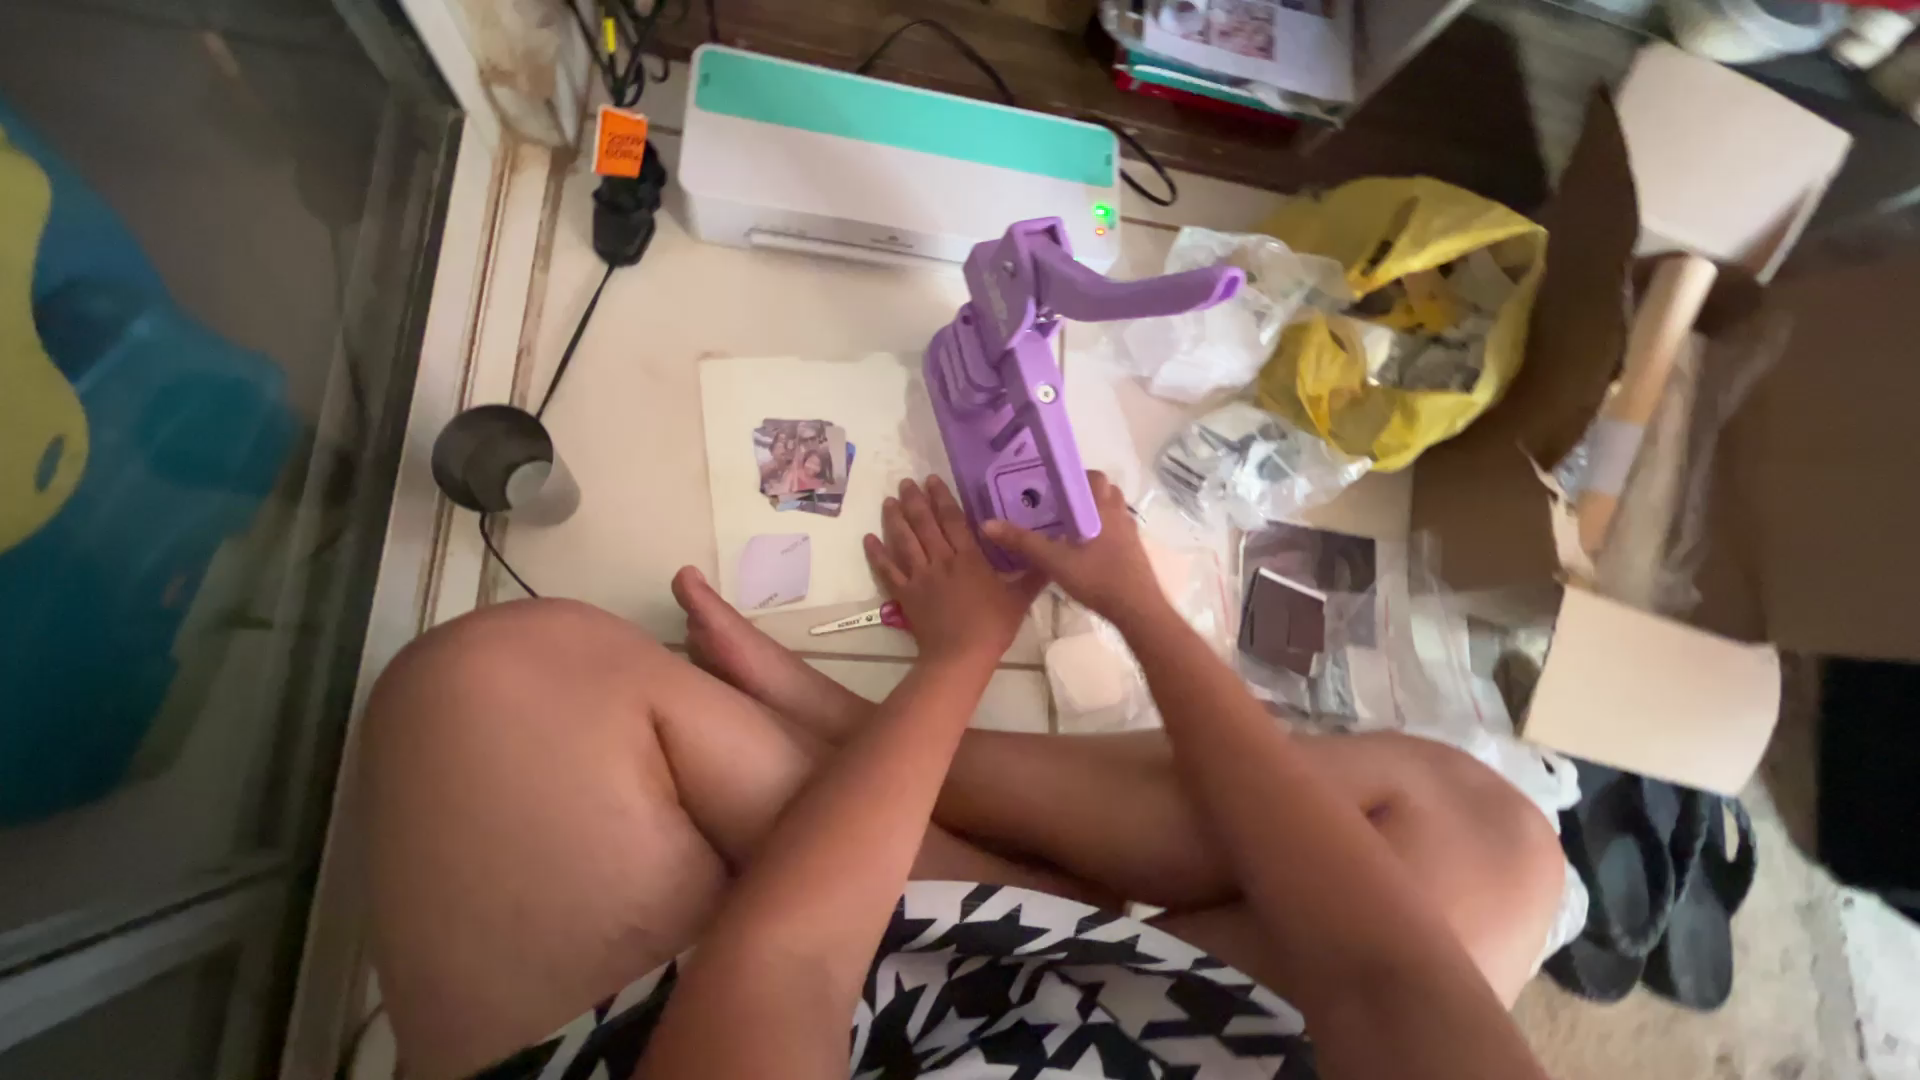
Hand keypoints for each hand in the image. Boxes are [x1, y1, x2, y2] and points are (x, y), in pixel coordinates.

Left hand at [865, 476, 1043, 664]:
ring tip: (888, 501)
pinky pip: (887, 570)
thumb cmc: (992, 626)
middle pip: (924, 524)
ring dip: (895, 519)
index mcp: (968, 558)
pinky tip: (869, 538)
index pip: (952, 519)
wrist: (960, 656)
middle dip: (915, 500)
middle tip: (906, 482)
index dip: (942, 498)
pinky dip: (877, 554)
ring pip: (904, 541)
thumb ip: (1033, 575)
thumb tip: (1050, 557)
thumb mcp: (1019, 599)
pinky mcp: (905, 594)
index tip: (932, 479)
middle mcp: (941, 560)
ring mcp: (919, 576)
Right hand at [981, 471, 1171, 627]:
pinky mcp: (1134, 551)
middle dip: (1081, 495)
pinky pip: (1116, 530)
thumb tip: (987, 524)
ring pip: (1111, 511)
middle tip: (1056, 507)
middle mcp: (1120, 514)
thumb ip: (1022, 542)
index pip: (1092, 476)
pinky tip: (1083, 551)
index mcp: (1103, 508)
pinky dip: (1100, 532)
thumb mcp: (1054, 561)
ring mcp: (1130, 533)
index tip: (1051, 487)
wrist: (1137, 610)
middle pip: (1102, 492)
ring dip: (1092, 513)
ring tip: (1066, 528)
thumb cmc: (1098, 579)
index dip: (1073, 477)